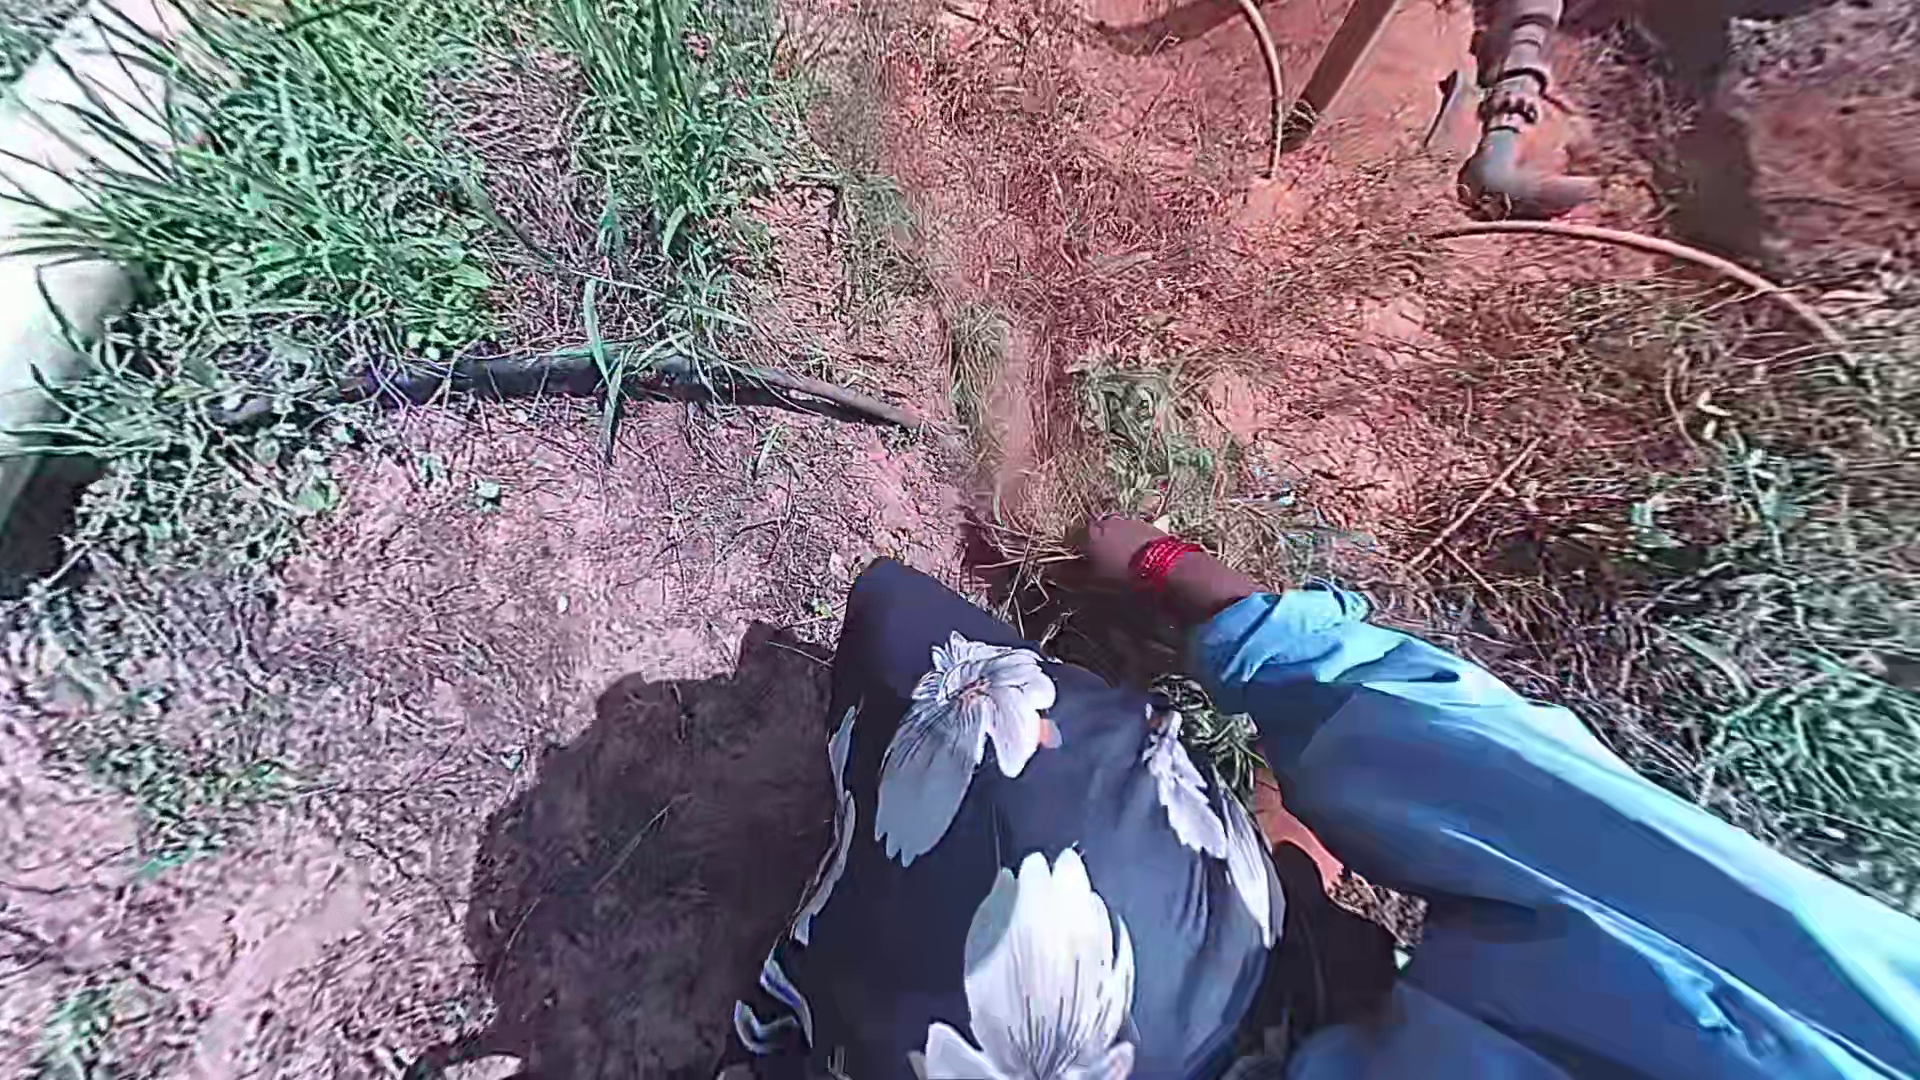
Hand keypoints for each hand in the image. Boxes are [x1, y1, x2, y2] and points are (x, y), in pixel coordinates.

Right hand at [1073, 515, 1262, 624]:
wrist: (1171, 571)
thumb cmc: (1123, 578)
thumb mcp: (1090, 583)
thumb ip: (1068, 575)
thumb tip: (1051, 571)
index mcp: (1087, 532)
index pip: (1067, 539)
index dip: (1066, 555)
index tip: (1071, 571)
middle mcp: (1106, 520)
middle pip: (1090, 533)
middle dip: (1089, 550)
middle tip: (1094, 571)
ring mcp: (1129, 521)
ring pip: (1111, 534)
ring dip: (1110, 548)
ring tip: (1117, 569)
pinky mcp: (1150, 527)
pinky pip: (1130, 536)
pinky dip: (1128, 547)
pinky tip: (1135, 563)